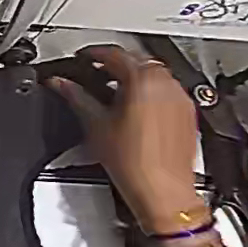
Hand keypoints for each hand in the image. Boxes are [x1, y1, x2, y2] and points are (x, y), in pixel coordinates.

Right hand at [47, 45, 204, 229]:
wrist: (163, 193)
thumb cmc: (134, 165)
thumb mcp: (95, 124)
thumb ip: (76, 97)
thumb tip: (60, 84)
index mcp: (142, 80)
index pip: (114, 53)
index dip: (93, 54)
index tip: (83, 58)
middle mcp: (166, 84)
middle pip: (136, 60)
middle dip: (114, 64)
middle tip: (95, 72)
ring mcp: (180, 98)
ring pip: (154, 75)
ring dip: (133, 77)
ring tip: (114, 90)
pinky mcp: (187, 113)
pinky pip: (167, 91)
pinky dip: (150, 92)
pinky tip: (135, 108)